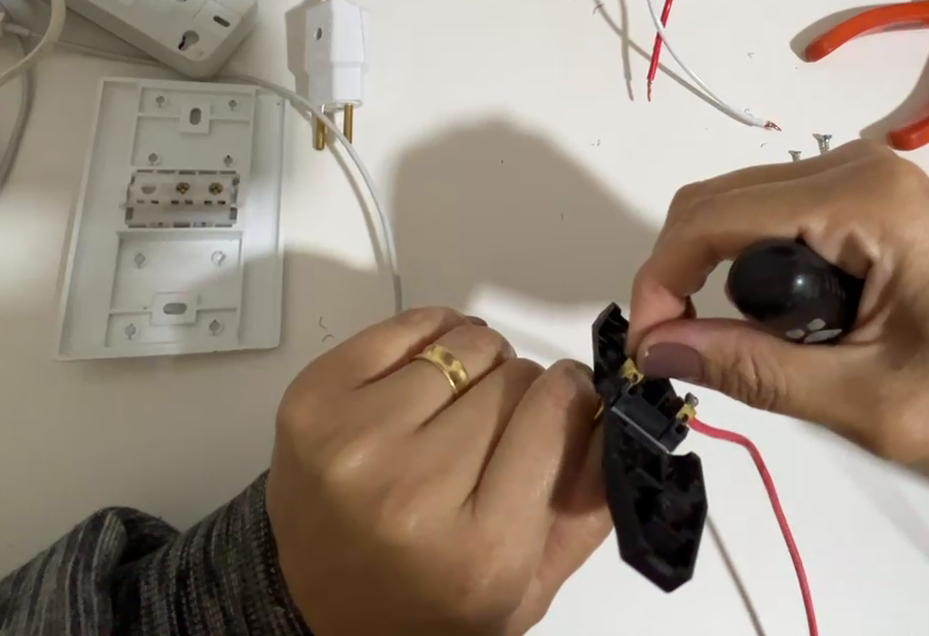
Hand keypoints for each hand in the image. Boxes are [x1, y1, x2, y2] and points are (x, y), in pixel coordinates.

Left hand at [268, 308, 610, 635]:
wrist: (318, 605)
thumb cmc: (431, 597)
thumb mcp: (530, 583)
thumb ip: (590, 500)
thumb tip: (614, 408)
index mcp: (482, 549)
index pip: (557, 408)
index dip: (570, 395)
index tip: (564, 402)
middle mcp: (414, 491)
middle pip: (513, 374)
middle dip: (520, 389)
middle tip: (499, 424)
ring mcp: (355, 440)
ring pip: (465, 343)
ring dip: (477, 363)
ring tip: (459, 404)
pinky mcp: (315, 398)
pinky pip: (410, 324)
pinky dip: (434, 336)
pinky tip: (428, 377)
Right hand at [628, 141, 928, 486]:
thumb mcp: (868, 403)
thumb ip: (751, 368)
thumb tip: (652, 348)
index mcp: (864, 200)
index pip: (716, 217)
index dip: (664, 277)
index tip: (650, 347)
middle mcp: (857, 165)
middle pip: (718, 199)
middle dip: (680, 271)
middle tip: (681, 349)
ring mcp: (865, 173)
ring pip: (739, 203)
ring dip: (716, 269)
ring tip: (742, 342)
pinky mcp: (870, 194)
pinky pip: (775, 211)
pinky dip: (751, 260)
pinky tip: (782, 313)